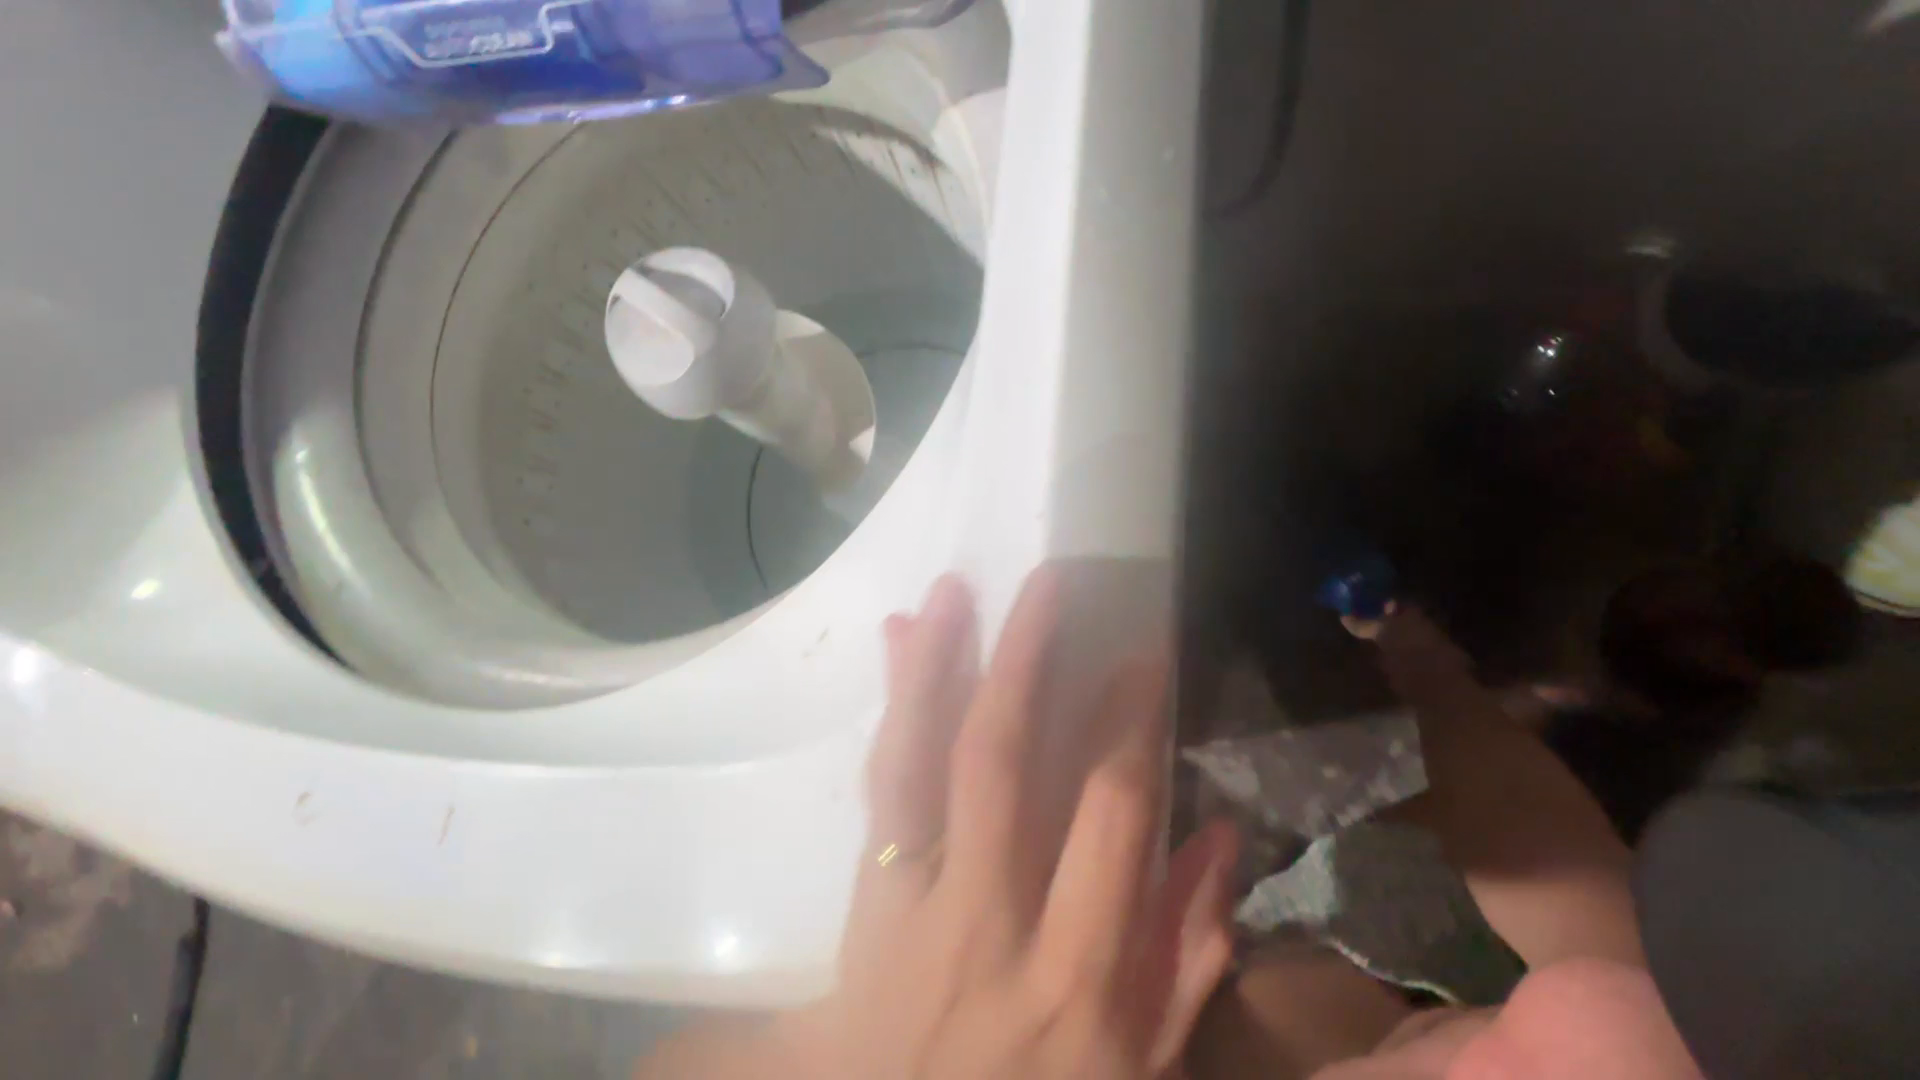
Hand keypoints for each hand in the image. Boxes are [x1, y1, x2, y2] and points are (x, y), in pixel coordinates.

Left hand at [785, 568, 1240, 1078]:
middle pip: (1001, 765)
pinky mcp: (865, 891)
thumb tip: (1218, 832)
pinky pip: (881, 785)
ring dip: (937, 665)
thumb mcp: (1142, 1064)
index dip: (1129, 721)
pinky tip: (902, 642)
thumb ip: (1188, 953)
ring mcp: (912, 901)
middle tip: (1049, 582)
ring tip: (953, 589)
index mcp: (1078, 971)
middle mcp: (988, 921)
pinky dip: (895, 706)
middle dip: (1027, 661)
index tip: (1144, 651)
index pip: (1109, 815)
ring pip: (922, 761)